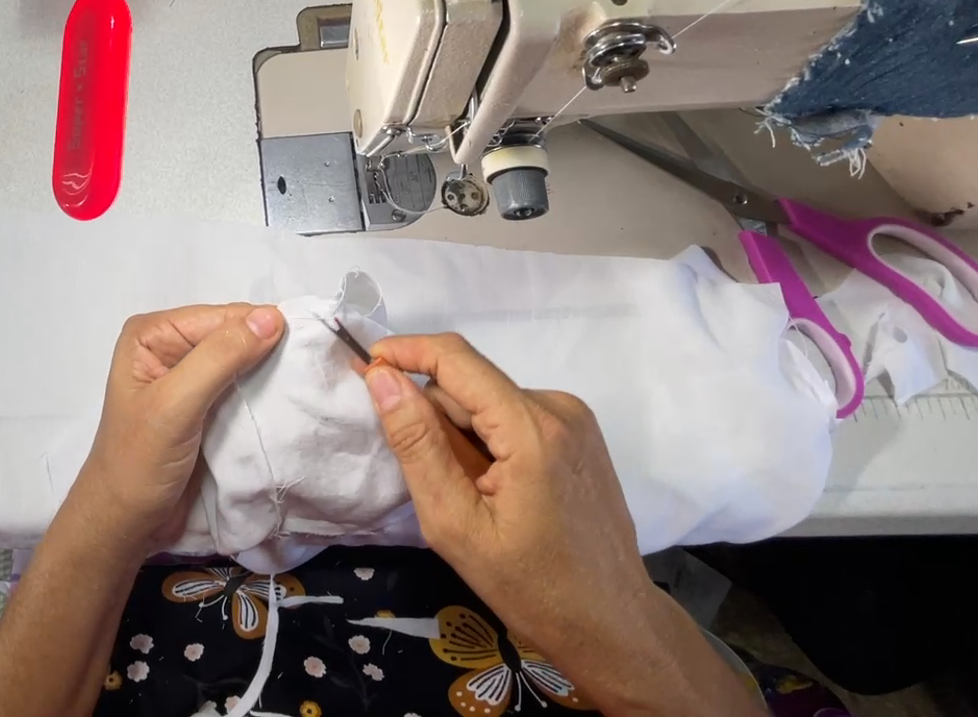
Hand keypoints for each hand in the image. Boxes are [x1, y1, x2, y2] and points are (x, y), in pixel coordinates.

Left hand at [72, 304, 283, 547]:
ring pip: (243, 360)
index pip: (220, 317)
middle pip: (234, 334)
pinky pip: (243, 386)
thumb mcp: (176, 404)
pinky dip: (264, 393)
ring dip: (270, 373)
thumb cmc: (140, 461)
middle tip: (308, 367)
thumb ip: (221, 358)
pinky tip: (284, 401)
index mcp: (153, 333)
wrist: (127, 522)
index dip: (260, 328)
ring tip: (303, 384)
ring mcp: (188, 376)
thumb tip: (273, 316)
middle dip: (268, 349)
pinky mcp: (205, 406)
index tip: (303, 347)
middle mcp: (170, 346)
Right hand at [363, 334, 762, 715]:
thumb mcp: (453, 522)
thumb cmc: (529, 585)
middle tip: (437, 482)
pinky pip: (507, 413)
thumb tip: (381, 376)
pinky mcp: (576, 431)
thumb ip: (415, 442)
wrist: (613, 627)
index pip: (454, 357)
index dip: (404, 351)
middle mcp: (558, 406)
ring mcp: (573, 417)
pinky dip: (486, 440)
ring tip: (474, 494)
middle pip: (467, 384)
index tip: (364, 365)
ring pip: (484, 400)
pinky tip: (497, 488)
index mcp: (531, 427)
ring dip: (460, 434)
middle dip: (434, 418)